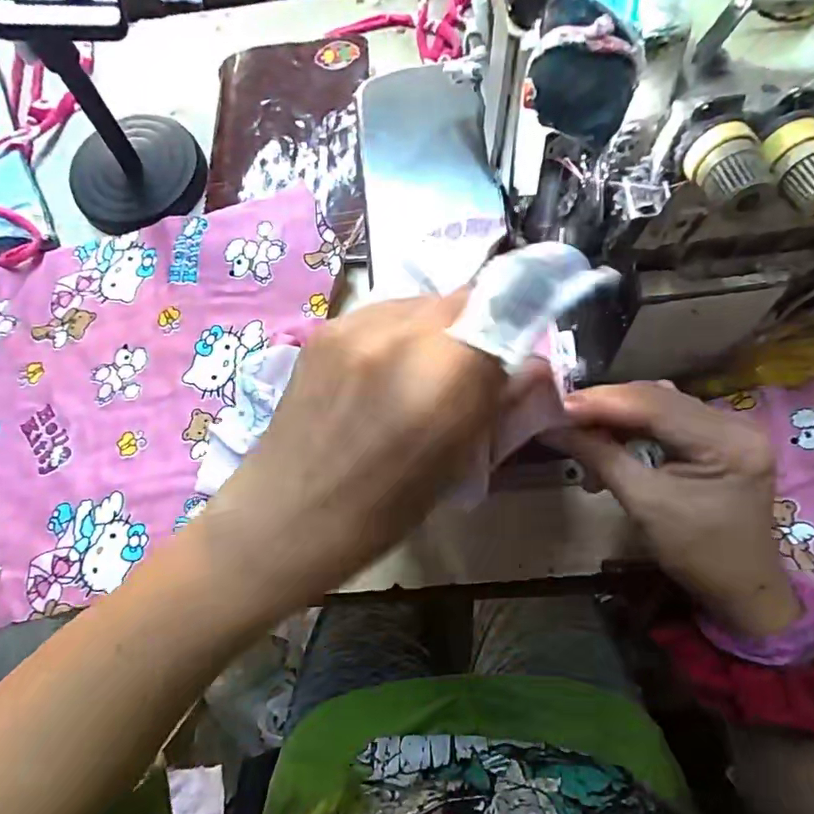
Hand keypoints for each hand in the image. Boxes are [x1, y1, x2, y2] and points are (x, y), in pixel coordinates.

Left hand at [193, 293, 517, 601]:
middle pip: (462, 297)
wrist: (287, 516)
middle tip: (468, 368)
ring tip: (418, 372)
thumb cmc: (381, 512)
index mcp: (446, 375)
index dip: (519, 321)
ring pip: (419, 302)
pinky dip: (394, 335)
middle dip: (476, 324)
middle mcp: (402, 334)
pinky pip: (379, 314)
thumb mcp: (455, 465)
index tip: (516, 349)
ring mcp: (355, 326)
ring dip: (433, 328)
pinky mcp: (323, 330)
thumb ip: (494, 403)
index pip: (505, 309)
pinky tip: (380, 374)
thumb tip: (526, 366)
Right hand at [545, 382, 800, 635]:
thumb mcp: (644, 504)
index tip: (556, 407)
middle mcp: (734, 421)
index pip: (653, 404)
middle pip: (657, 398)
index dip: (600, 402)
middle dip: (606, 406)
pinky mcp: (722, 437)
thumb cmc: (696, 553)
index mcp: (726, 440)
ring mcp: (731, 427)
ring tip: (580, 429)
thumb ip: (601, 457)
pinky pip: (670, 419)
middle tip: (560, 416)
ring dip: (618, 415)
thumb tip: (556, 428)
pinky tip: (610, 438)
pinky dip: (635, 426)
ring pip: (661, 405)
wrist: (741, 586)